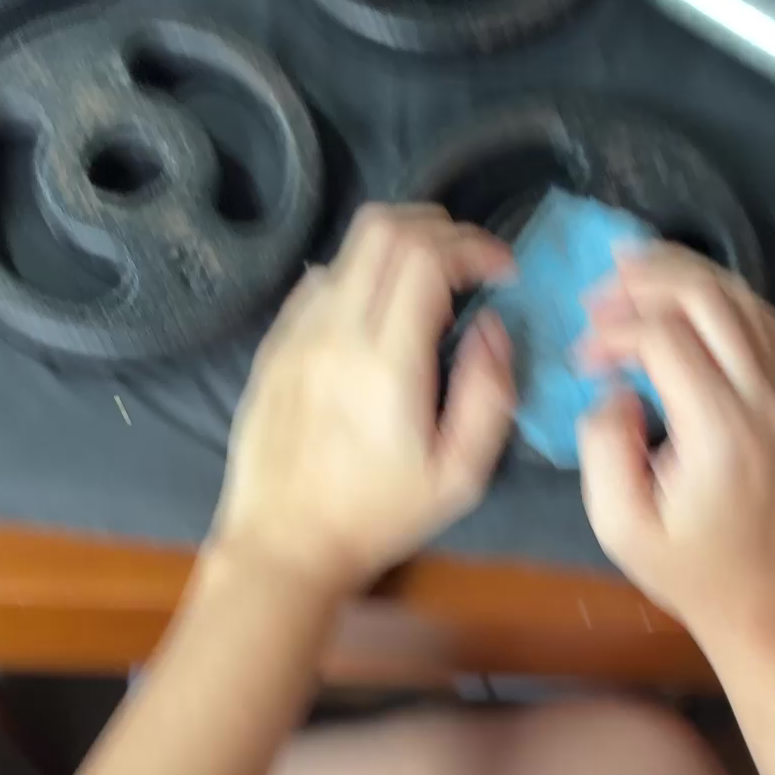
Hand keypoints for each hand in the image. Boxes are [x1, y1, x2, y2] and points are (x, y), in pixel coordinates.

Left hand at [211, 204, 516, 591]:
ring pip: (348, 248)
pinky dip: (358, 275)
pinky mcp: (273, 347)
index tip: (501, 272)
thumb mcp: (459, 477)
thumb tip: (491, 327)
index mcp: (387, 363)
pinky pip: (317, 283)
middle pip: (384, 229)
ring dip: (398, 246)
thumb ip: (489, 394)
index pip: (427, 256)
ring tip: (428, 281)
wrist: (283, 544)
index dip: (474, 246)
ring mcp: (296, 335)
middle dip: (440, 229)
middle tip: (469, 264)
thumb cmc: (377, 518)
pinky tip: (375, 312)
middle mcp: (335, 333)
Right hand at [574, 245, 774, 638]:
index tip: (581, 360)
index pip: (666, 340)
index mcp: (719, 431)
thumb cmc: (685, 568)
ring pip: (741, 298)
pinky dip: (717, 292)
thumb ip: (604, 447)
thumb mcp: (618, 525)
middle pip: (710, 299)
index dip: (614, 335)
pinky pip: (759, 320)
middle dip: (647, 280)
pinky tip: (682, 294)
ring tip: (631, 268)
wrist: (762, 599)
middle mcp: (760, 399)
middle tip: (598, 290)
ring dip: (684, 274)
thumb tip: (615, 391)